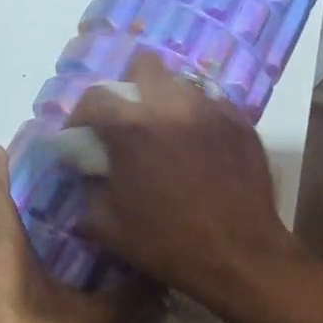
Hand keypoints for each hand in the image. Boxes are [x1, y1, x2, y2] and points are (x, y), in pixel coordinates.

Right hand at [67, 52, 305, 318]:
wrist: (239, 256)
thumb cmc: (167, 244)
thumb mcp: (107, 226)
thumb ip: (89, 190)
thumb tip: (89, 172)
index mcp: (131, 128)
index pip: (94, 97)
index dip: (81, 115)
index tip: (82, 134)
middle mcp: (171, 106)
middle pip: (144, 66)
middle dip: (130, 87)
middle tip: (130, 118)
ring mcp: (211, 110)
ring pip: (182, 83)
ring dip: (167, 100)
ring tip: (168, 129)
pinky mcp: (241, 122)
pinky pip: (214, 103)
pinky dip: (200, 117)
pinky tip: (200, 143)